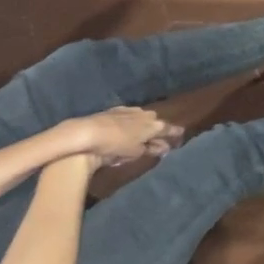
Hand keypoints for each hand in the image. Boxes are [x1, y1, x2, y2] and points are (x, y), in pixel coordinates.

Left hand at [68, 107, 183, 168]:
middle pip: (157, 124)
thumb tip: (163, 148)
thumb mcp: (135, 153)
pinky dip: (127, 124)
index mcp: (157, 125)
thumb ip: (151, 150)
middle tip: (151, 143)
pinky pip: (127, 117)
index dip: (176, 136)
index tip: (177, 141)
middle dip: (155, 132)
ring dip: (141, 127)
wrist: (85, 132)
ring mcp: (131, 110)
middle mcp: (148, 115)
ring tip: (134, 137)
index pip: (173, 130)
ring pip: (142, 119)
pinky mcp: (115, 110)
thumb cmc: (115, 145)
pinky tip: (120, 130)